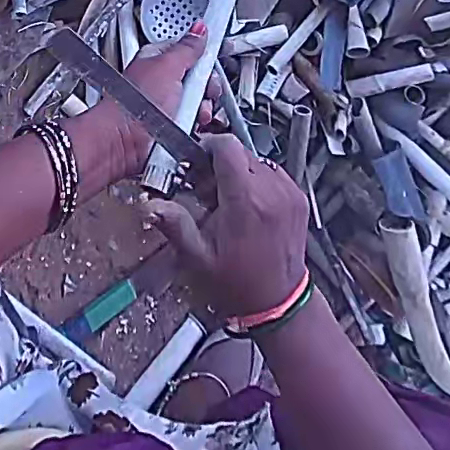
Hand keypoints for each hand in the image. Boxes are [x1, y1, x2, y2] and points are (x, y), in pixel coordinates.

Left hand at [74, 22, 216, 181]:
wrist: (122, 142)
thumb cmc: (134, 103)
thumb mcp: (168, 67)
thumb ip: (187, 48)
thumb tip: (199, 28)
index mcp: (156, 59)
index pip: (189, 52)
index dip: (202, 60)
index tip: (207, 67)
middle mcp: (160, 82)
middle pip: (198, 80)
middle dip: (205, 88)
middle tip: (200, 92)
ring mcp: (165, 107)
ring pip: (198, 103)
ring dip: (202, 110)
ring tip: (193, 113)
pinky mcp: (170, 129)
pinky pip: (195, 124)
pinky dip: (198, 127)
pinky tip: (192, 128)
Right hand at [143, 133, 310, 319]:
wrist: (278, 303)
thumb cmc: (239, 282)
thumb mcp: (198, 256)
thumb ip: (175, 225)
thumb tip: (150, 205)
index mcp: (245, 201)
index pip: (227, 146)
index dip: (208, 147)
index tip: (198, 162)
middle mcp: (271, 192)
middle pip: (239, 152)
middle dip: (220, 165)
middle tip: (209, 191)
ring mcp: (288, 193)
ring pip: (256, 160)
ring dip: (239, 173)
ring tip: (230, 201)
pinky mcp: (298, 198)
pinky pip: (272, 173)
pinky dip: (258, 181)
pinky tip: (249, 205)